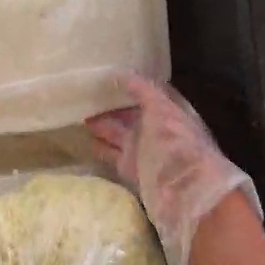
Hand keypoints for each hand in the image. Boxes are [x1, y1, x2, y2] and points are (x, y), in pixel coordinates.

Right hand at [88, 72, 261, 264]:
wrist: (184, 190)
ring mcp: (144, 153)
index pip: (144, 97)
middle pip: (129, 116)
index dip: (127, 89)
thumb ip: (144, 90)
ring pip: (118, 136)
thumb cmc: (176, 142)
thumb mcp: (160, 108)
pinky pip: (113, 156)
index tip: (105, 81)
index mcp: (166, 113)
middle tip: (86, 99)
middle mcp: (155, 132)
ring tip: (80, 118)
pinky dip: (101, 150)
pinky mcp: (134, 172)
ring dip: (102, 128)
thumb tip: (123, 74)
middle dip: (111, 108)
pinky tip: (87, 143)